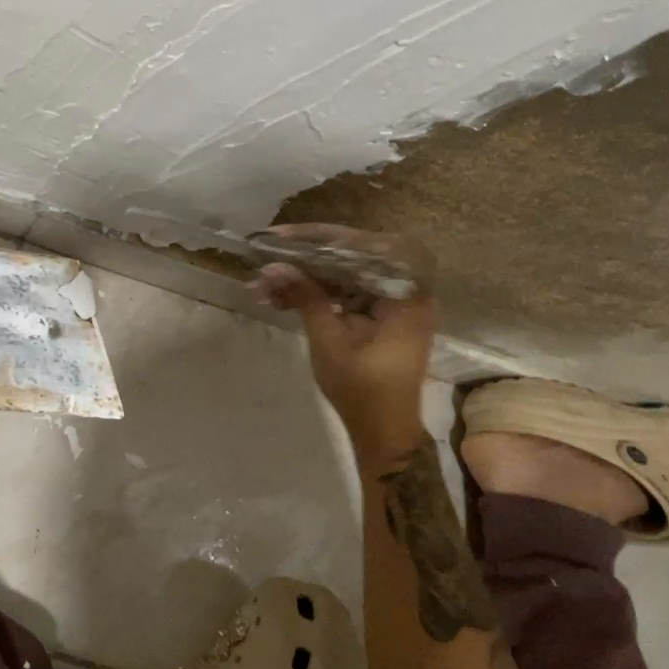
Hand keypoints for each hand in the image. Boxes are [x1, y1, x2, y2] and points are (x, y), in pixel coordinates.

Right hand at [253, 224, 438, 455]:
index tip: (283, 236)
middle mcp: (404, 292)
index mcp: (405, 295)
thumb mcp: (330, 341)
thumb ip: (306, 297)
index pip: (362, 247)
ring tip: (263, 283)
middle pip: (351, 257)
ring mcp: (391, 304)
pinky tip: (278, 297)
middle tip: (269, 252)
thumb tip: (274, 266)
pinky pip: (344, 293)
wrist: (383, 432)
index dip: (319, 237)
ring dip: (304, 277)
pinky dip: (314, 294)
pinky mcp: (377, 317)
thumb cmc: (363, 389)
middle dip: (305, 256)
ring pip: (343, 275)